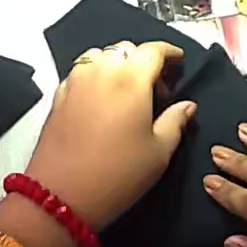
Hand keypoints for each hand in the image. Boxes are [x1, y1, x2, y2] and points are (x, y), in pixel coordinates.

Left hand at [26, 41, 195, 228]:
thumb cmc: (118, 174)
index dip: (169, 52)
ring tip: (126, 92)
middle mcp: (101, 71)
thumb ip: (176, 121)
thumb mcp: (159, 152)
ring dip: (116, 65)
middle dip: (143, 60)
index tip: (178, 61)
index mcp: (130, 78)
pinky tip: (102, 101)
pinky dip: (95, 77)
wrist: (61, 196)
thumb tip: (187, 105)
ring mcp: (75, 81)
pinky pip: (81, 73)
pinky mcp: (58, 96)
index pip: (153, 50)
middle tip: (156, 87)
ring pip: (99, 57)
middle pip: (125, 50)